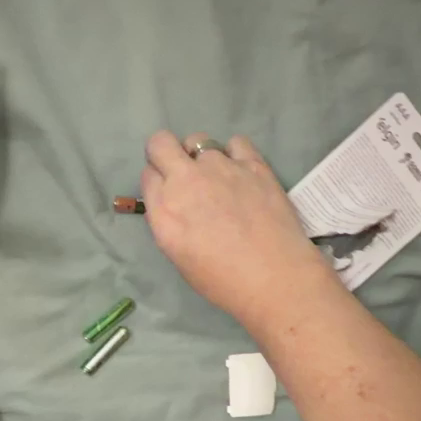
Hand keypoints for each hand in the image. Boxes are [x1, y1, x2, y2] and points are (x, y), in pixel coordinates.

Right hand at [141, 131, 331, 324]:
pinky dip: (234, 153)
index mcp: (164, 210)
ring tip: (217, 179)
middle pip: (161, 143)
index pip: (148, 175)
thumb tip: (175, 204)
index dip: (157, 181)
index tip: (167, 192)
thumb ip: (170, 221)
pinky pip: (235, 142)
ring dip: (200, 156)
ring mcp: (220, 166)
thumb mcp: (179, 256)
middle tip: (181, 174)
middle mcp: (186, 181)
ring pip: (198, 141)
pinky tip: (241, 173)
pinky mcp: (252, 162)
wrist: (271, 275)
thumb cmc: (220, 280)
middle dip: (165, 153)